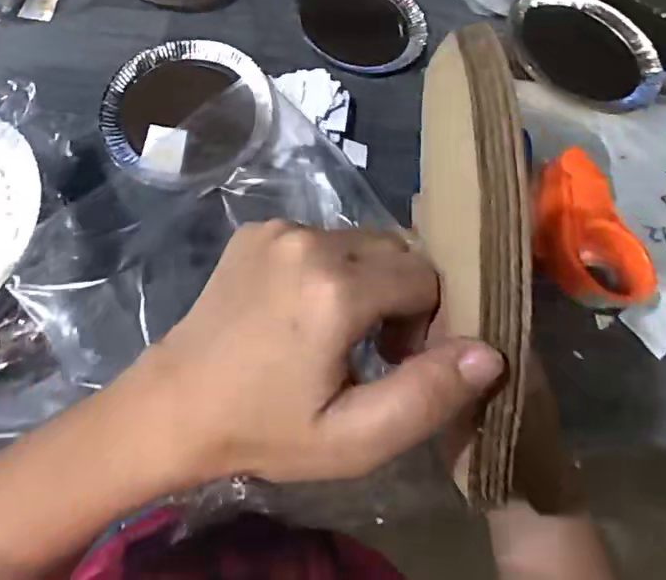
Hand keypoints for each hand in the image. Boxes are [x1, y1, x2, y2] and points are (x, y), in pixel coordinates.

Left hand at [124, 220, 505, 483]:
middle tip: (371, 346)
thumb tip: (489, 351)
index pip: (424, 277)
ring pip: (359, 240)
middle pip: (394, 250)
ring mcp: (280, 226)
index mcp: (335, 287)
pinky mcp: (259, 226)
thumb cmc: (266, 427)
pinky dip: (329, 264)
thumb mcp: (352, 437)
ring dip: (366, 277)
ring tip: (337, 327)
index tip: (395, 358)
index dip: (424, 320)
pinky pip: (320, 236)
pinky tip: (302, 305)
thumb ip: (427, 394)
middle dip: (399, 293)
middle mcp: (310, 239)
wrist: (176, 402)